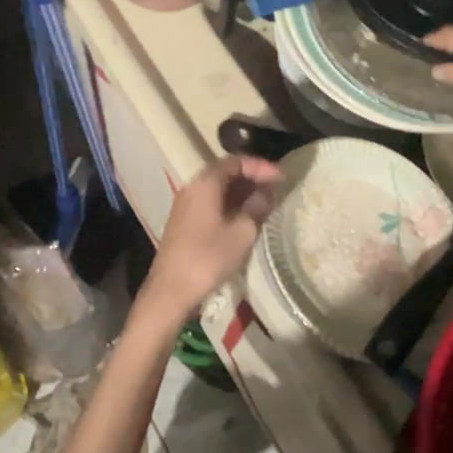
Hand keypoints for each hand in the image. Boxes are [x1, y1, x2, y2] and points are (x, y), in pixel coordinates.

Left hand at [143, 156, 281, 321]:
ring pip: (217, 189)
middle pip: (225, 172)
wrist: (170, 291)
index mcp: (205, 183)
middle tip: (276, 188)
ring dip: (241, 192)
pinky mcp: (184, 222)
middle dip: (252, 178)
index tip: (282, 176)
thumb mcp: (242, 233)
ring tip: (266, 202)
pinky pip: (210, 203)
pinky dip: (230, 204)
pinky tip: (245, 218)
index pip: (236, 162)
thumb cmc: (208, 258)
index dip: (261, 166)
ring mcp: (186, 205)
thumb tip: (268, 192)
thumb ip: (257, 207)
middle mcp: (193, 187)